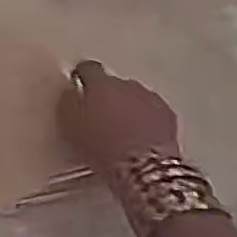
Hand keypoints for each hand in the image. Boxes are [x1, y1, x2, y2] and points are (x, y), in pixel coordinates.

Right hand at [57, 61, 181, 178]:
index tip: (78, 82)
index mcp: (100, 85)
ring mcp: (150, 99)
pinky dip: (145, 119)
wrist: (143, 168)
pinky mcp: (168, 116)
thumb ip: (68, 102)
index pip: (88, 68)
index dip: (82, 75)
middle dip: (106, 95)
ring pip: (134, 96)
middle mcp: (128, 85)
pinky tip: (137, 137)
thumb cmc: (103, 148)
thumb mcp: (70, 126)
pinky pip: (152, 112)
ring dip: (126, 107)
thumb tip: (70, 93)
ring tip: (118, 130)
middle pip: (113, 83)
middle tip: (97, 116)